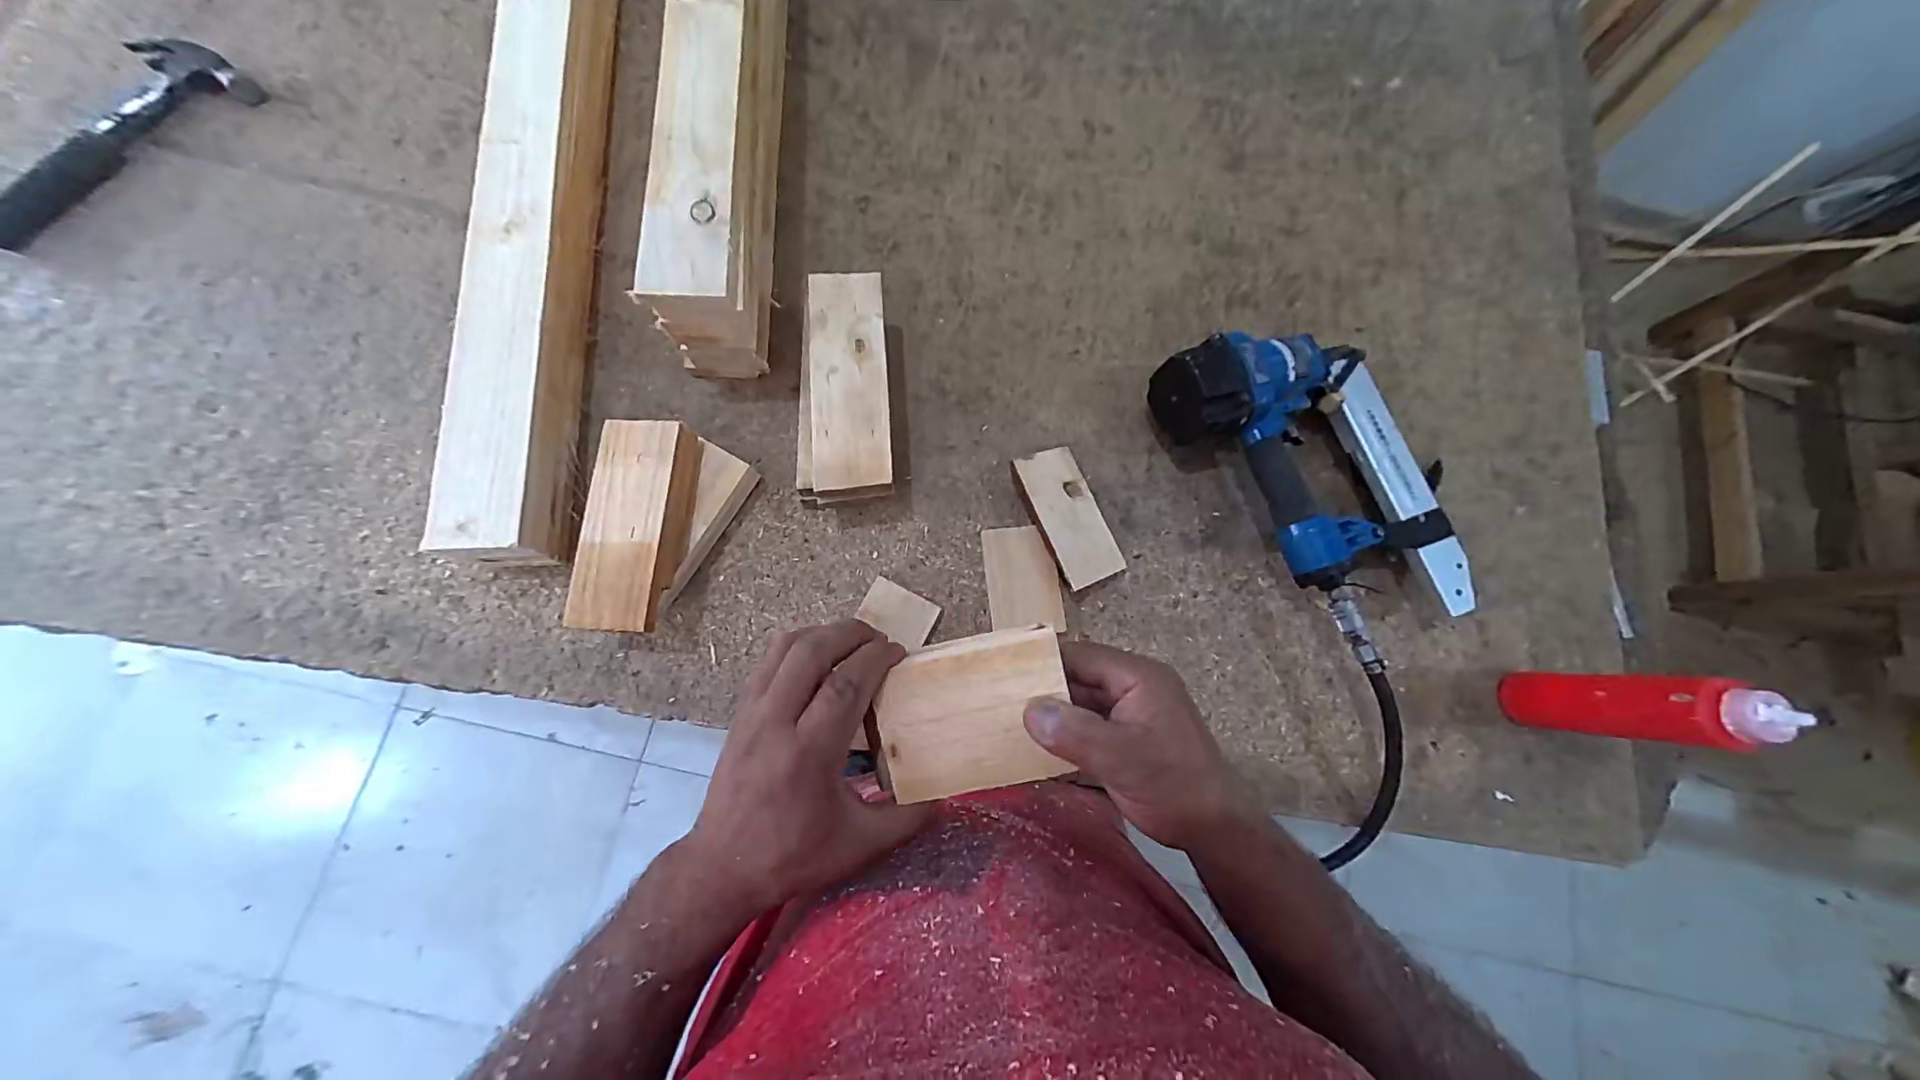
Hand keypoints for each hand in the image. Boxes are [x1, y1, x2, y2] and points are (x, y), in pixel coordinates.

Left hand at [681, 620, 931, 914]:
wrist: (723, 867)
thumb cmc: (794, 855)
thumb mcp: (861, 843)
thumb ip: (908, 817)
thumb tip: (943, 792)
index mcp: (810, 753)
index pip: (846, 684)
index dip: (877, 658)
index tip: (899, 652)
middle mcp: (776, 723)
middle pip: (812, 651)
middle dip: (851, 633)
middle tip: (879, 639)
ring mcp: (752, 714)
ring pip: (785, 648)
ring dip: (822, 634)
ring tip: (850, 641)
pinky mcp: (739, 714)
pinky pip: (767, 661)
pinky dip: (796, 646)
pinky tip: (816, 657)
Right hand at [1023, 641, 1251, 850]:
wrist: (1215, 830)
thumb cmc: (1174, 786)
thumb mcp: (1121, 758)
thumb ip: (1074, 731)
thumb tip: (1029, 710)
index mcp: (1138, 677)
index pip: (1081, 656)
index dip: (1043, 660)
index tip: (1005, 672)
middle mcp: (1133, 687)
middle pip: (1079, 678)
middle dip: (1043, 688)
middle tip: (1000, 699)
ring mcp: (1131, 713)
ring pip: (1081, 703)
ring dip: (1052, 714)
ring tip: (1009, 721)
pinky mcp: (1127, 738)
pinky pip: (1088, 726)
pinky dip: (1065, 734)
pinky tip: (1037, 746)